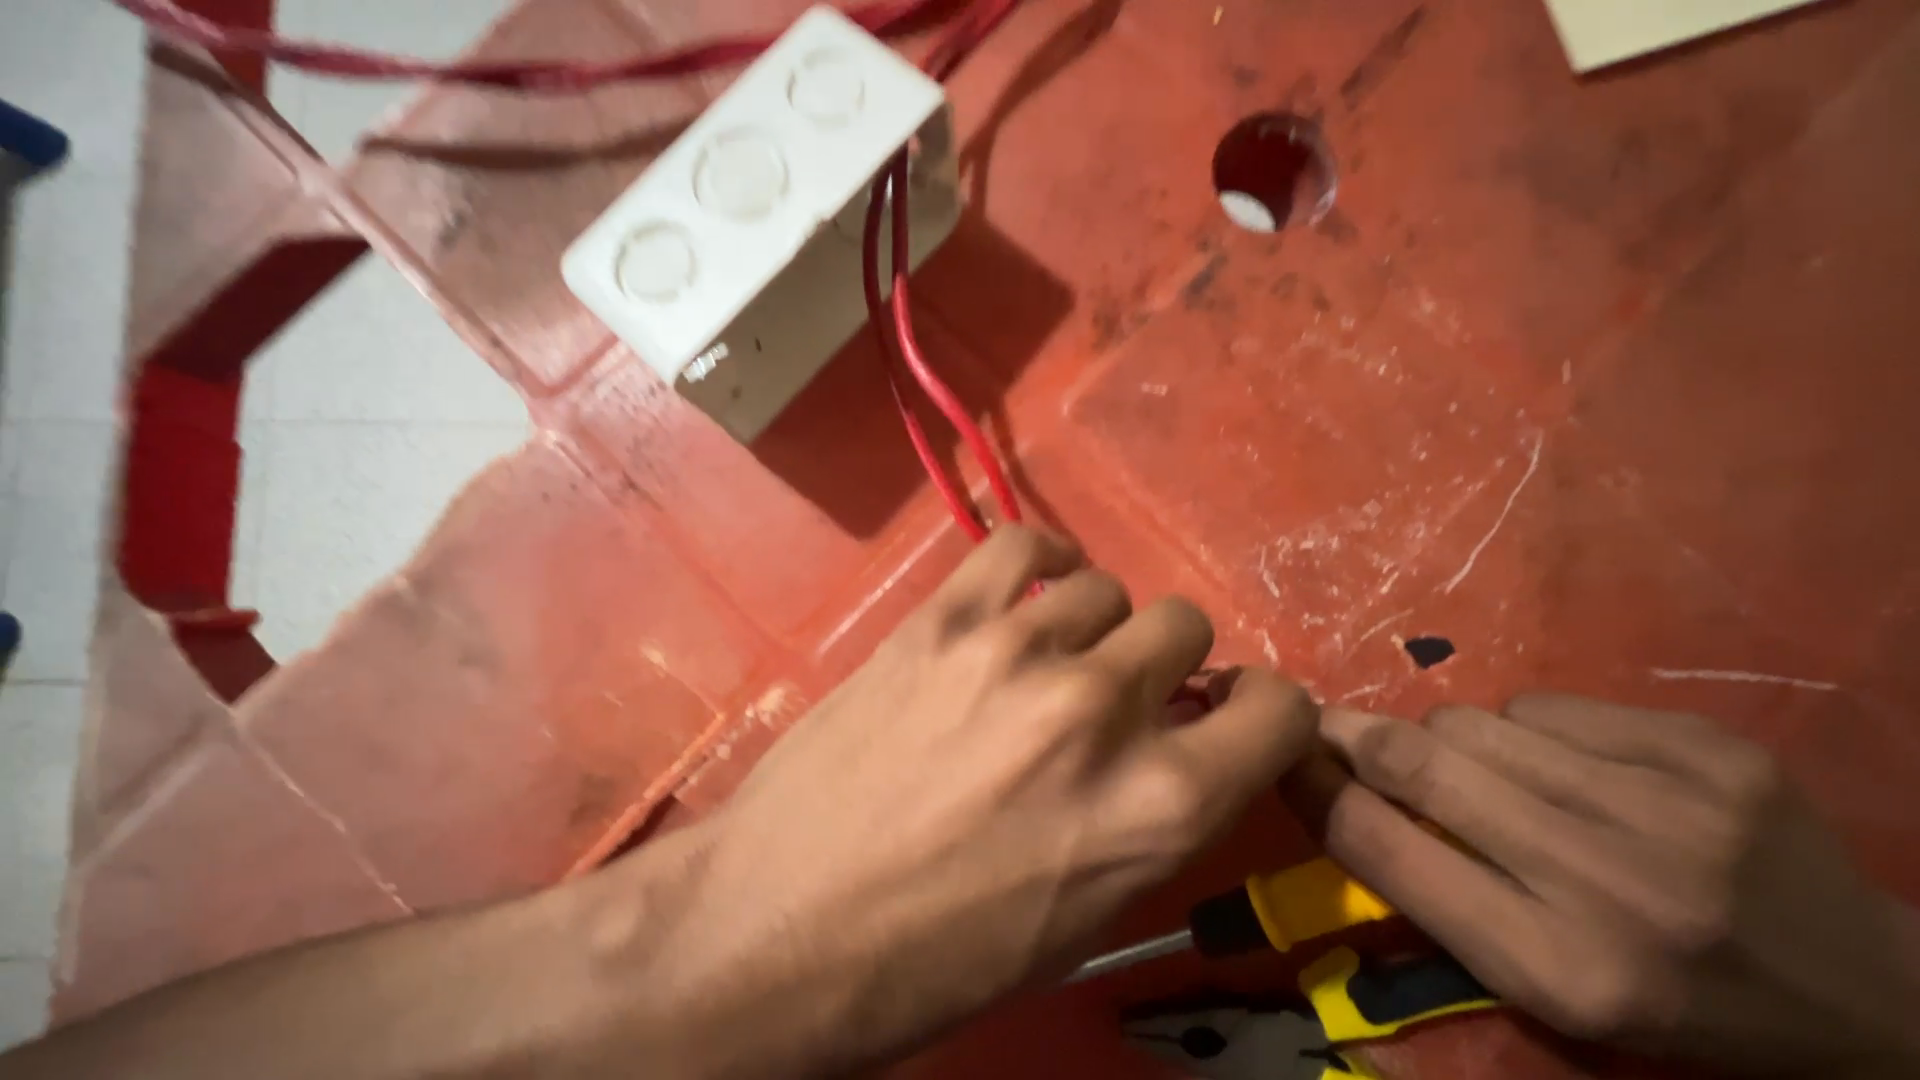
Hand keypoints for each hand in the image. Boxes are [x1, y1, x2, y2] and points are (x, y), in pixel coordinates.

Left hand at [642, 527, 1317, 1076]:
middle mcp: (1102, 711)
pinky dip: (1040, 562)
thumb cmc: (941, 956)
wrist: (782, 928)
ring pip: (1107, 586)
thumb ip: (1154, 814)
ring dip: (1094, 625)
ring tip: (1050, 659)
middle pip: (1185, 626)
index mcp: (1159, 807)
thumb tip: (1181, 742)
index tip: (1226, 717)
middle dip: (1167, 663)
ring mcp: (1015, 651)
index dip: (1261, 712)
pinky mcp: (940, 620)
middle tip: (1119, 694)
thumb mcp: (1087, 913)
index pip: (1278, 711)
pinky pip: (1022, 544)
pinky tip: (1027, 593)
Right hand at [1294, 695, 1919, 1076]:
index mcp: (1556, 967)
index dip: (1313, 787)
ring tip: (1488, 775)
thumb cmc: (1663, 1001)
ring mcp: (1670, 804)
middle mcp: (1610, 883)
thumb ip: (1431, 891)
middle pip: (1416, 760)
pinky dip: (1529, 730)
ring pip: (1472, 720)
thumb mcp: (1536, 986)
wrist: (1866, 995)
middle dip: (1355, 735)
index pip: (1381, 846)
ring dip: (1450, 741)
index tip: (1282, 754)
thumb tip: (1332, 785)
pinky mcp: (1709, 747)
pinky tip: (1574, 770)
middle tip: (1332, 727)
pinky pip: (1546, 704)